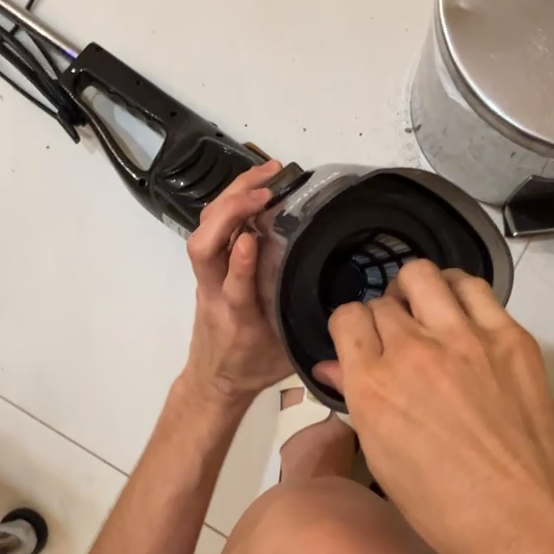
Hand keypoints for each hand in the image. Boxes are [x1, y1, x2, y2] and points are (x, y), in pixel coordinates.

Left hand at [181, 160, 292, 407]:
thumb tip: (351, 315)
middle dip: (229, 212)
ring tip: (266, 174)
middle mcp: (214, 293)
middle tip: (268, 187)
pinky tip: (255, 185)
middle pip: (203, 248)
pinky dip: (230, 202)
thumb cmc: (252, 368)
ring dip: (230, 197)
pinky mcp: (208, 267)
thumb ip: (307, 330)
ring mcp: (207, 278)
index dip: (238, 263)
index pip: (232, 289)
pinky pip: (210, 228)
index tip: (252, 237)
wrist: (214, 380)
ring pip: (202, 231)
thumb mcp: (286, 357)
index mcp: (237, 320)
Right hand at [315, 261, 553, 553]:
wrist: (527, 518)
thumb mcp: (382, 459)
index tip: (360, 344)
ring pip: (422, 275)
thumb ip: (354, 399)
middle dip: (383, 317)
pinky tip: (460, 314)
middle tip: (398, 340)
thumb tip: (330, 366)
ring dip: (415, 291)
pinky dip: (457, 292)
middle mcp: (411, 351)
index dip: (349, 329)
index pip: (346, 318)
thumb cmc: (443, 507)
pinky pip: (473, 287)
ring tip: (426, 314)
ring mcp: (463, 338)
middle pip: (382, 301)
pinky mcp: (508, 336)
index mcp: (373, 386)